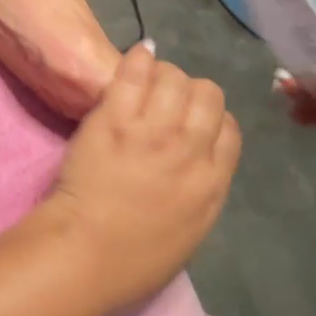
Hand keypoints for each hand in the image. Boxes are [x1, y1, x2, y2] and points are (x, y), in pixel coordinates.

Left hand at [36, 43, 241, 313]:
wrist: (86, 255)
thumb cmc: (134, 259)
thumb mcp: (190, 232)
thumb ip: (200, 190)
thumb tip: (198, 160)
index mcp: (211, 185)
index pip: (229, 129)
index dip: (212, 116)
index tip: (192, 118)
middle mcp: (189, 151)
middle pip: (207, 95)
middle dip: (190, 90)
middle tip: (166, 96)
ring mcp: (152, 132)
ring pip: (174, 78)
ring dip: (163, 74)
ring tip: (147, 79)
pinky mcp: (114, 118)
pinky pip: (134, 73)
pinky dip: (138, 58)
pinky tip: (137, 55)